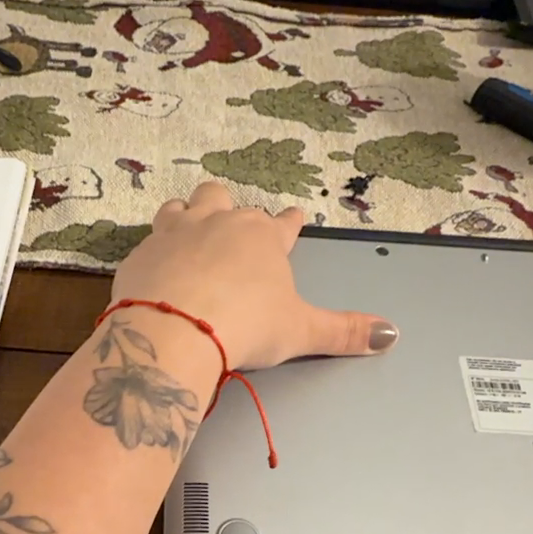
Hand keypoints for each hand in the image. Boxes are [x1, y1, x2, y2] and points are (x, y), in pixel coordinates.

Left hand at [111, 182, 397, 369]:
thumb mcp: (300, 331)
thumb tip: (392, 334)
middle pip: (223, 199)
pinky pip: (147, 240)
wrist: (177, 329)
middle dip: (228, 207)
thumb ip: (343, 331)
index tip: (294, 218)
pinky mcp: (140, 254)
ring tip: (186, 223)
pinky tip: (152, 263)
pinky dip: (153, 250)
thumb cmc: (245, 325)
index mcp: (262, 238)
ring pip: (181, 206)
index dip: (290, 224)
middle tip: (228, 219)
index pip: (283, 224)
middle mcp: (219, 223)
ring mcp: (175, 233)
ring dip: (186, 214)